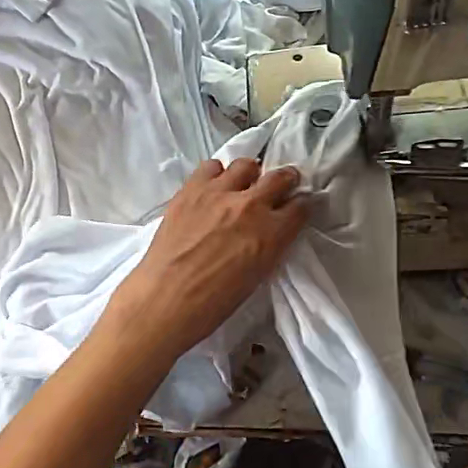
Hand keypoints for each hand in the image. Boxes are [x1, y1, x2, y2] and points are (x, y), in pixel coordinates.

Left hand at [104, 158, 309, 361]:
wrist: (167, 297)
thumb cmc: (214, 302)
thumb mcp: (257, 275)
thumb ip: (268, 246)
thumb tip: (268, 233)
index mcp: (272, 233)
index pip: (300, 207)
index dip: (300, 205)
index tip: (296, 207)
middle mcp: (251, 206)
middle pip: (279, 178)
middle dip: (285, 180)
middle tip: (281, 184)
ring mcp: (219, 193)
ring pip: (246, 165)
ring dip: (250, 174)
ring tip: (244, 183)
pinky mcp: (191, 189)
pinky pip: (211, 167)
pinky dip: (216, 174)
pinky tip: (212, 187)